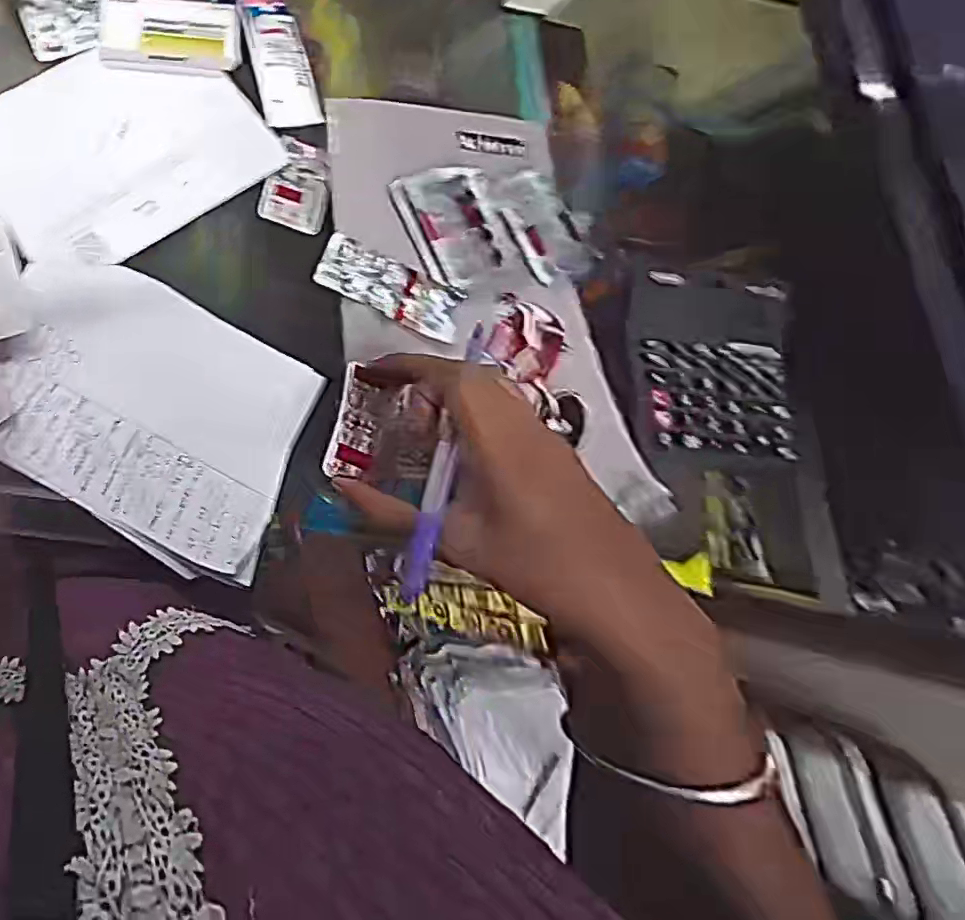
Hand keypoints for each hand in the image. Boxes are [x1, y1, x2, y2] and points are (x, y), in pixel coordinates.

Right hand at [332, 354, 699, 653]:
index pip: (454, 379)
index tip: (373, 369)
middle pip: (473, 376)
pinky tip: (454, 449)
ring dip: (449, 393)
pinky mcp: (555, 454)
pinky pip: (506, 411)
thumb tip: (341, 486)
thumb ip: (390, 510)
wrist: (622, 598)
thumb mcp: (451, 540)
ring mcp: (546, 439)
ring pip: (492, 391)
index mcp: (499, 442)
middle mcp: (526, 429)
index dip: (410, 365)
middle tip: (388, 395)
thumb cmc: (536, 567)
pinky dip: (470, 412)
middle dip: (424, 376)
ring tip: (416, 421)